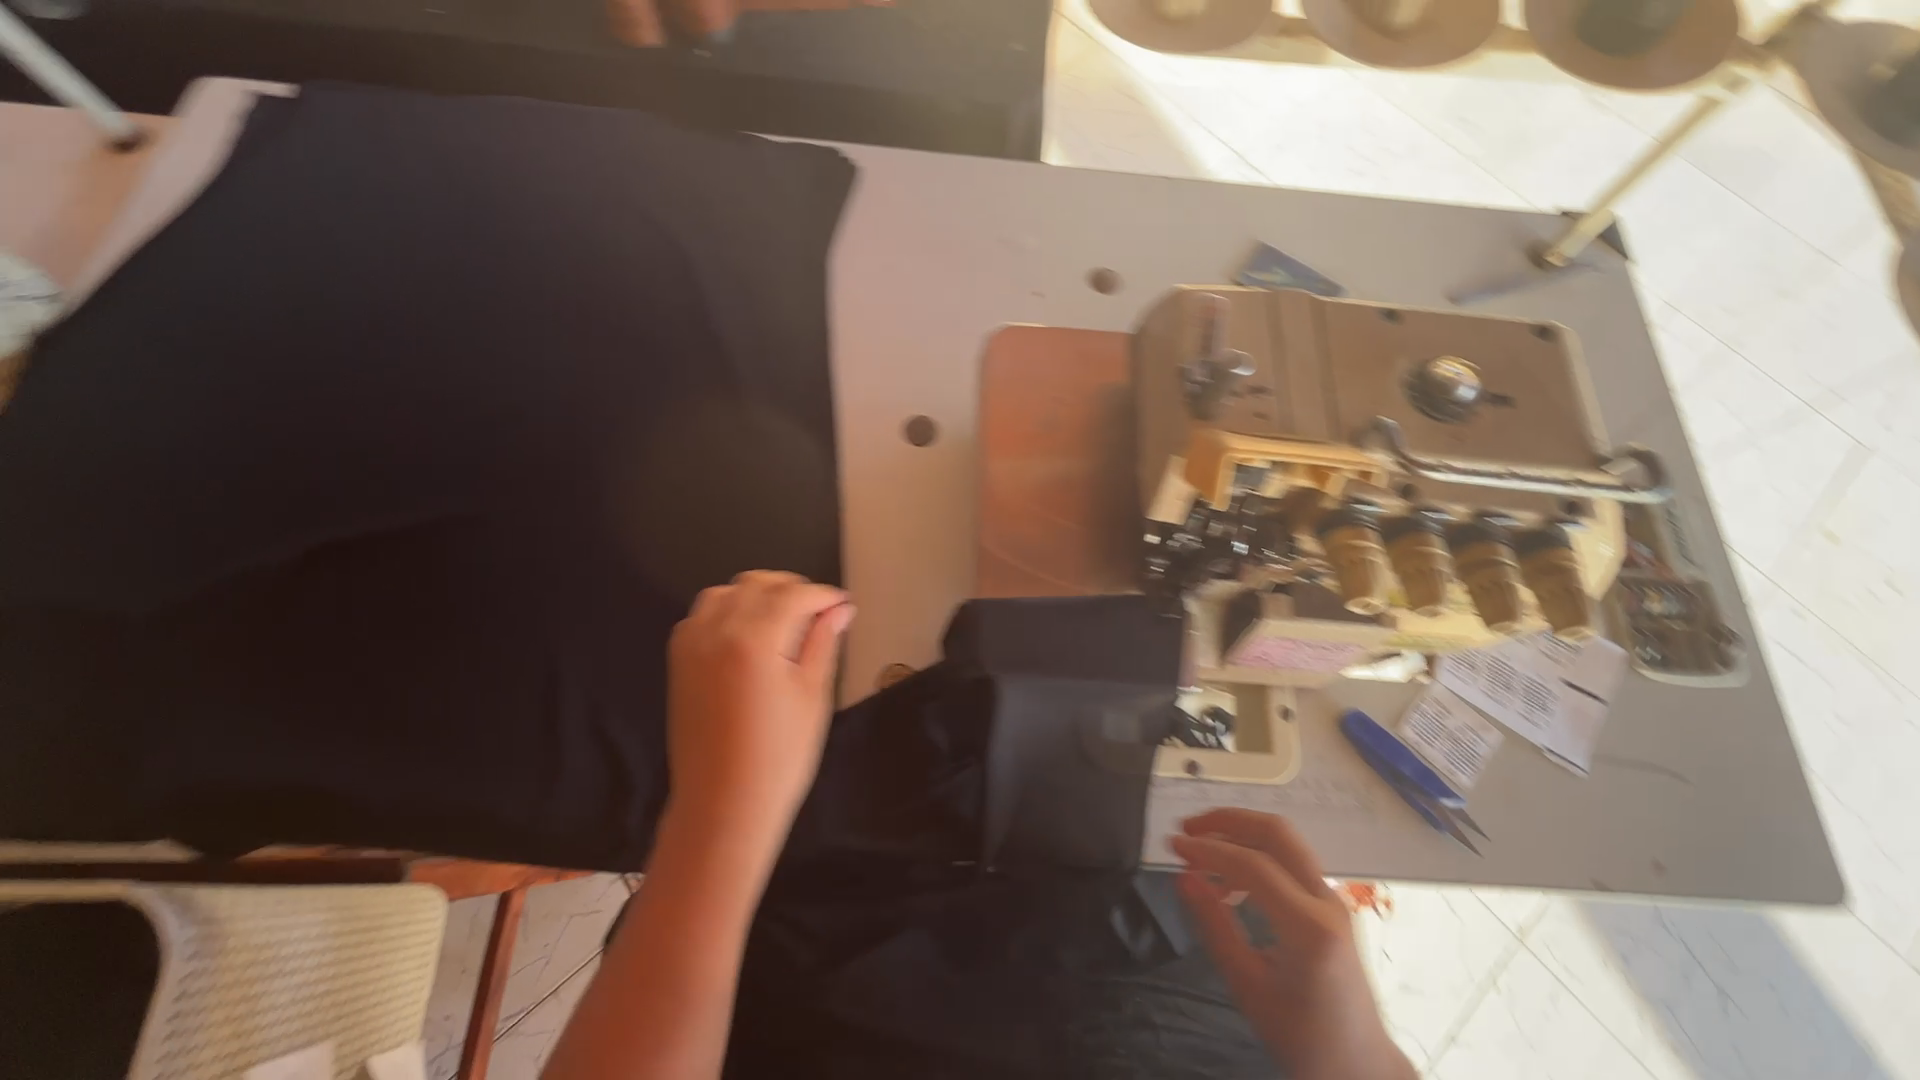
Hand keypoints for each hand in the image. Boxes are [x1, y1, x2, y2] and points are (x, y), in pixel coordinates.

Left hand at [665, 570, 854, 845]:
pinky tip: (748, 634)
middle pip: (756, 584)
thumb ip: (824, 643)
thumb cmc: (779, 756)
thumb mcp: (813, 696)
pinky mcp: (679, 662)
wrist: (723, 804)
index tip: (842, 605)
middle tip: (818, 612)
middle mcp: (716, 632)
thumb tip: (839, 610)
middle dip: (791, 589)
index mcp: (754, 639)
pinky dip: (726, 611)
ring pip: (724, 593)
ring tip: (783, 619)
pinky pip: (701, 615)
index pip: (793, 595)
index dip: (822, 596)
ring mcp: (692, 645)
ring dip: (756, 595)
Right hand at [1172, 809, 1413, 1079]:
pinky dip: (1256, 855)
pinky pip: (1291, 864)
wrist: (1359, 1065)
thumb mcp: (1247, 986)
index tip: (1173, 845)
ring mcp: (1334, 901)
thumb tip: (1184, 878)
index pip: (1253, 865)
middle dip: (1229, 821)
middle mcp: (1327, 901)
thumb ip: (1215, 927)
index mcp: (1309, 926)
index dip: (1208, 849)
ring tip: (1201, 851)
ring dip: (1242, 834)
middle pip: (1277, 833)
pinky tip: (1229, 879)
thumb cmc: (1301, 1036)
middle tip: (1188, 827)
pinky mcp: (1331, 906)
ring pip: (1286, 842)